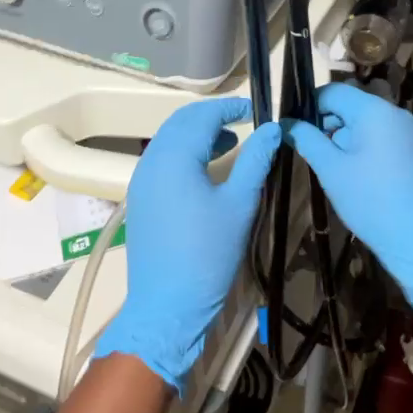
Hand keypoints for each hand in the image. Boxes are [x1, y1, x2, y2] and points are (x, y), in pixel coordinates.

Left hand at [93, 98, 281, 387]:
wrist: (167, 305)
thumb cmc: (208, 253)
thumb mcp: (240, 204)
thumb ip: (255, 160)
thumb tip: (272, 128)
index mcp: (175, 156)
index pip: (203, 116)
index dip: (230, 107)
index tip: (256, 110)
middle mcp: (152, 161)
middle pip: (181, 122)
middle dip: (212, 116)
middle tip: (243, 121)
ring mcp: (141, 180)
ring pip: (169, 140)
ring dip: (197, 134)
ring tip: (230, 142)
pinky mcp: (140, 199)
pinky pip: (162, 160)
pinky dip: (185, 153)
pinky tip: (207, 169)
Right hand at [284, 83, 412, 320]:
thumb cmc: (371, 201)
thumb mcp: (331, 170)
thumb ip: (307, 140)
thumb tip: (286, 123)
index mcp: (374, 110)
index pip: (333, 92)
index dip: (308, 106)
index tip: (291, 129)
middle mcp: (393, 113)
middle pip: (349, 105)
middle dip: (325, 124)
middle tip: (307, 152)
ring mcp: (406, 132)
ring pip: (363, 123)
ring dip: (341, 138)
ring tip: (328, 168)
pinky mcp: (411, 151)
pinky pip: (378, 137)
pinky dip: (359, 148)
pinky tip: (350, 175)